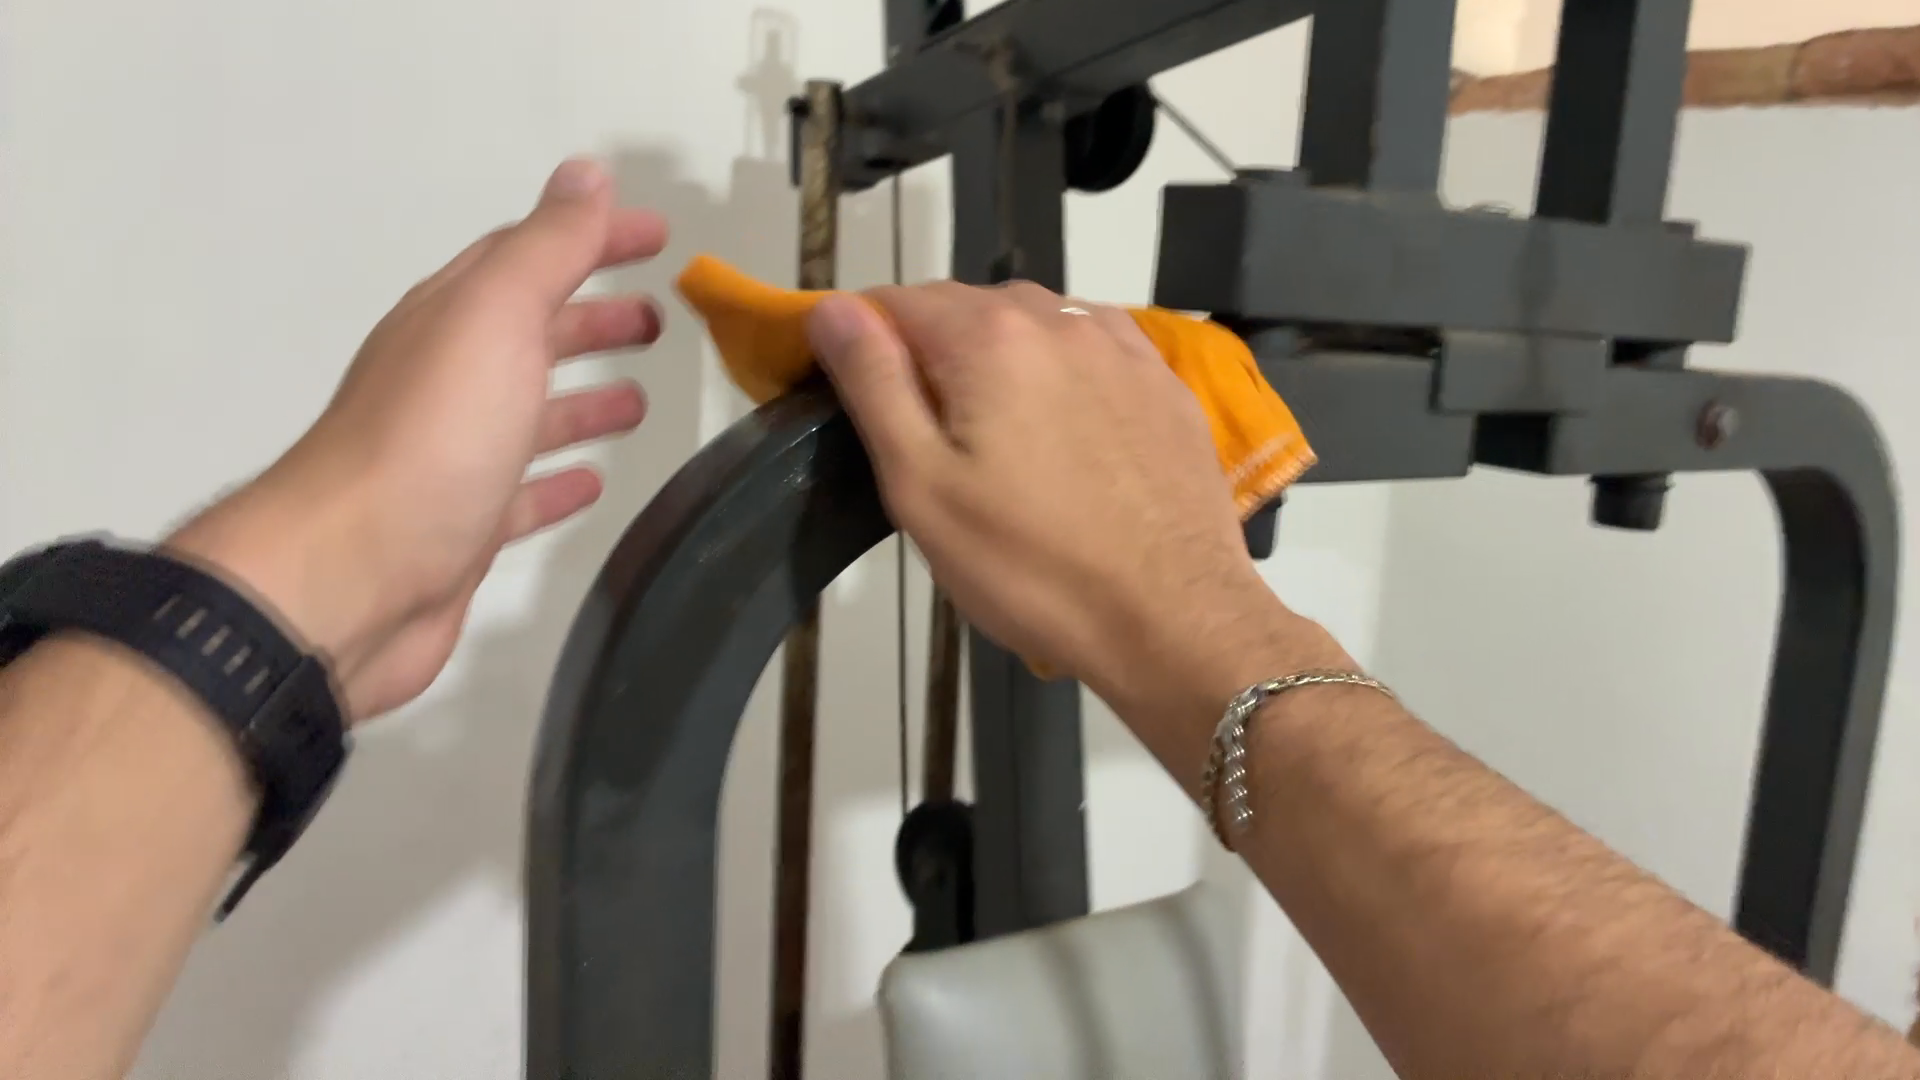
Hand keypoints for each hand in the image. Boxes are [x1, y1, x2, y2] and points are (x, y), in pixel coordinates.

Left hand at [170, 159, 665, 719]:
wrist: (354, 579)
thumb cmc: (435, 440)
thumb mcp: (495, 321)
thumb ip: (546, 250)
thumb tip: (587, 176)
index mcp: (457, 324)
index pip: (533, 258)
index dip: (594, 239)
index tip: (656, 236)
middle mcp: (452, 382)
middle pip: (532, 334)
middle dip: (594, 318)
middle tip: (657, 319)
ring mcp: (458, 457)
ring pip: (533, 413)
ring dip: (586, 399)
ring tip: (640, 400)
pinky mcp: (470, 524)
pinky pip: (526, 490)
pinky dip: (560, 479)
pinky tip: (592, 482)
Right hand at [806, 281, 1282, 711]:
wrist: (1173, 619)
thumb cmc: (1030, 567)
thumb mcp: (922, 486)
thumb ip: (873, 384)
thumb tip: (832, 308)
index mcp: (990, 336)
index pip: (896, 301)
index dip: (864, 342)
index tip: (858, 398)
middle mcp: (1061, 318)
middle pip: (966, 310)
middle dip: (930, 354)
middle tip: (928, 440)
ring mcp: (1123, 348)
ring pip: (1032, 326)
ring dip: (997, 361)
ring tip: (997, 439)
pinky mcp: (1164, 385)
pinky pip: (1091, 352)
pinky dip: (1059, 372)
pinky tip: (1064, 426)